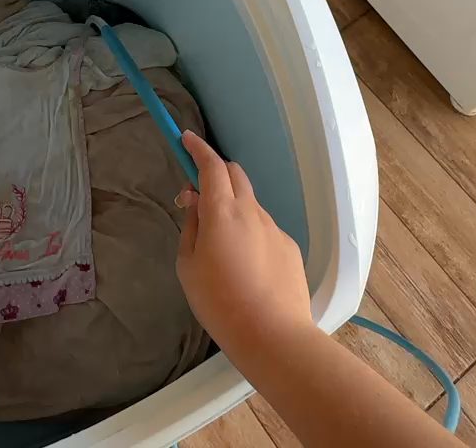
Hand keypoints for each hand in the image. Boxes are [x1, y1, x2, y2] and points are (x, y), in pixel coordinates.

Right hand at [175, 130, 314, 355]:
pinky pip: (264, 229)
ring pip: (249, 203)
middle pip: (234, 174)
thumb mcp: (187, 265)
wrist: (274, 337)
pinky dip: (250, 233)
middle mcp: (251, 211)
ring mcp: (274, 228)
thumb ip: (191, 227)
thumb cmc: (220, 302)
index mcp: (222, 211)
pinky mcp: (289, 247)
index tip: (186, 139)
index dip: (197, 148)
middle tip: (198, 197)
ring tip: (223, 248)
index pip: (210, 165)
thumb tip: (197, 206)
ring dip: (233, 208)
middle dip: (216, 173)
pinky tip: (247, 269)